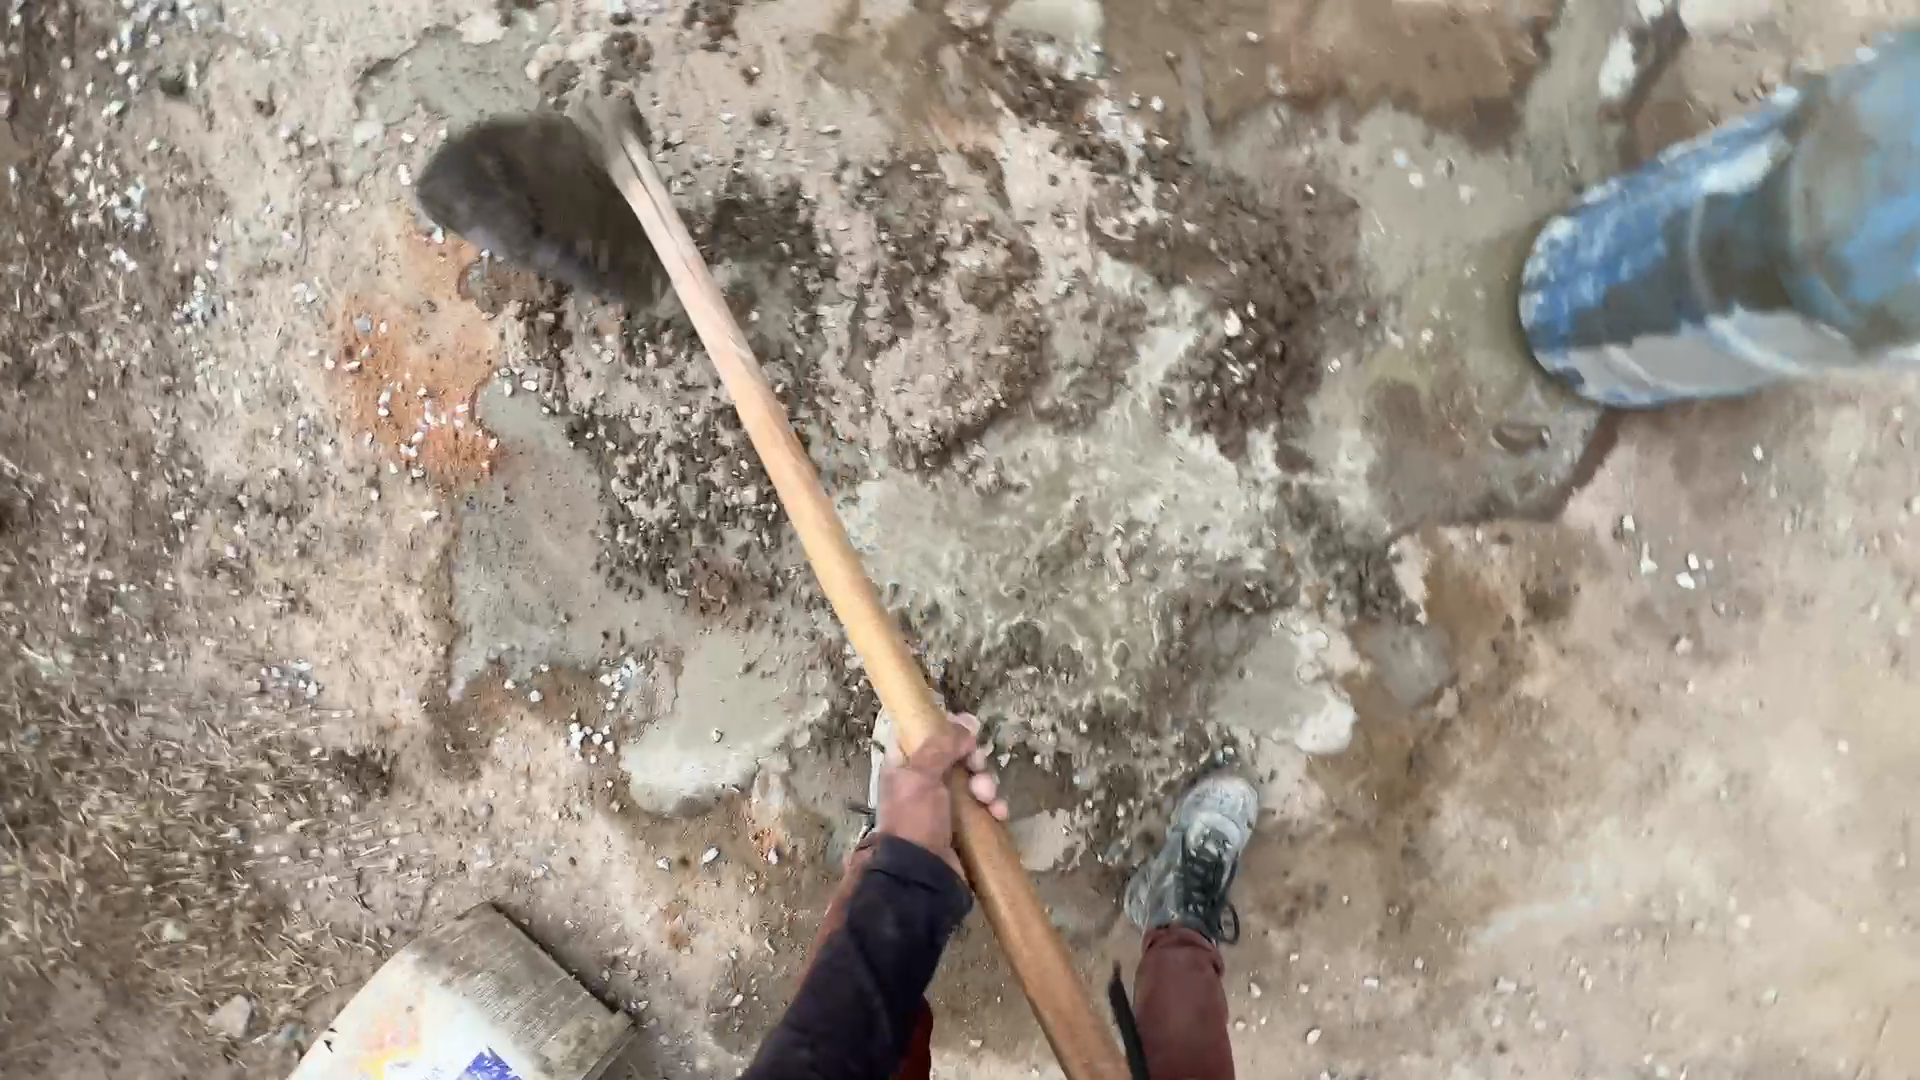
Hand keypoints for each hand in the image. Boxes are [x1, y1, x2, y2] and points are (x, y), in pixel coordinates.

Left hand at [876, 712, 1008, 874]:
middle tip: (977, 767)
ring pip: (974, 779)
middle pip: (957, 755)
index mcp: (905, 766)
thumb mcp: (921, 776)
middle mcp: (924, 781)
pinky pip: (984, 806)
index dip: (946, 727)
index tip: (968, 727)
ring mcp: (945, 804)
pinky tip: (998, 813)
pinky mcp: (964, 825)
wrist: (921, 878)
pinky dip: (993, 806)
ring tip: (986, 798)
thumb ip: (942, 744)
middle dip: (974, 760)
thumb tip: (968, 721)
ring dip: (986, 784)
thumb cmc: (914, 820)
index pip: (924, 734)